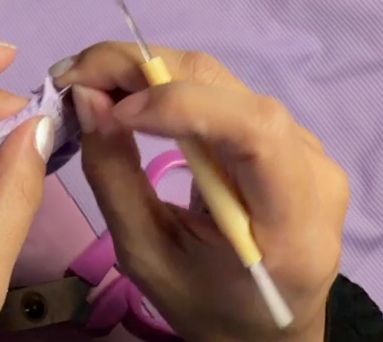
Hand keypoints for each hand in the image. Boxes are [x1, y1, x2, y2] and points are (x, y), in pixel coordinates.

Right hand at [55, 44, 348, 341]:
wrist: (269, 327)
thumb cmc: (208, 303)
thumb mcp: (146, 256)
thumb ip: (114, 176)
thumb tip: (87, 96)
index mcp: (293, 223)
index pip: (252, 130)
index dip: (178, 103)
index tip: (110, 111)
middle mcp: (310, 168)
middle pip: (220, 86)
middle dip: (136, 68)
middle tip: (72, 76)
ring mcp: (301, 142)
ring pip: (211, 75)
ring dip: (141, 68)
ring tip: (88, 82)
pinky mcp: (280, 128)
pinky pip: (212, 84)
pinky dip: (157, 79)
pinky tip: (123, 93)